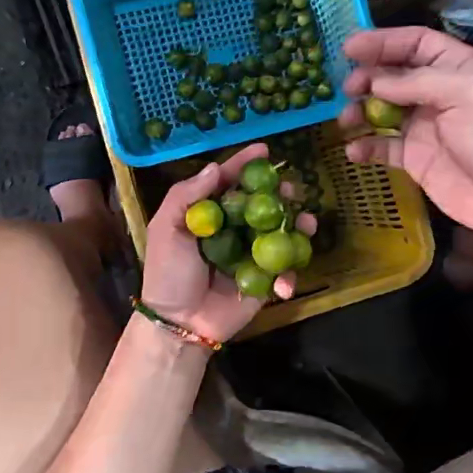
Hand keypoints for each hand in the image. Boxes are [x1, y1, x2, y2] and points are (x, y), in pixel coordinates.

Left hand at [141, 144, 307, 344]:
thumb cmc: (167, 272)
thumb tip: (215, 167)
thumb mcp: (167, 228)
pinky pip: (284, 270)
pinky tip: (285, 279)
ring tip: (305, 222)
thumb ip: (187, 196)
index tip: (264, 149)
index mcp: (208, 214)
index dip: (245, 164)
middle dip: (278, 193)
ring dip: (297, 225)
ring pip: (280, 232)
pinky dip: (290, 272)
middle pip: (261, 203)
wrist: (179, 323)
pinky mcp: (264, 280)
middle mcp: (233, 229)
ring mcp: (250, 254)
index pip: (228, 182)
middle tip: (288, 189)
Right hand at [338, 27, 472, 237]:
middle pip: (395, 76)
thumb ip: (418, 82)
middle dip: (367, 77)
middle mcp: (442, 94)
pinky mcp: (418, 160)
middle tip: (347, 88)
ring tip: (346, 119)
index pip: (417, 44)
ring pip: (384, 111)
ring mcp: (428, 128)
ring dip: (361, 111)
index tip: (348, 48)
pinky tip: (353, 150)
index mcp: (461, 69)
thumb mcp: (469, 94)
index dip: (383, 42)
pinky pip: (384, 147)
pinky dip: (366, 146)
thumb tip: (374, 82)